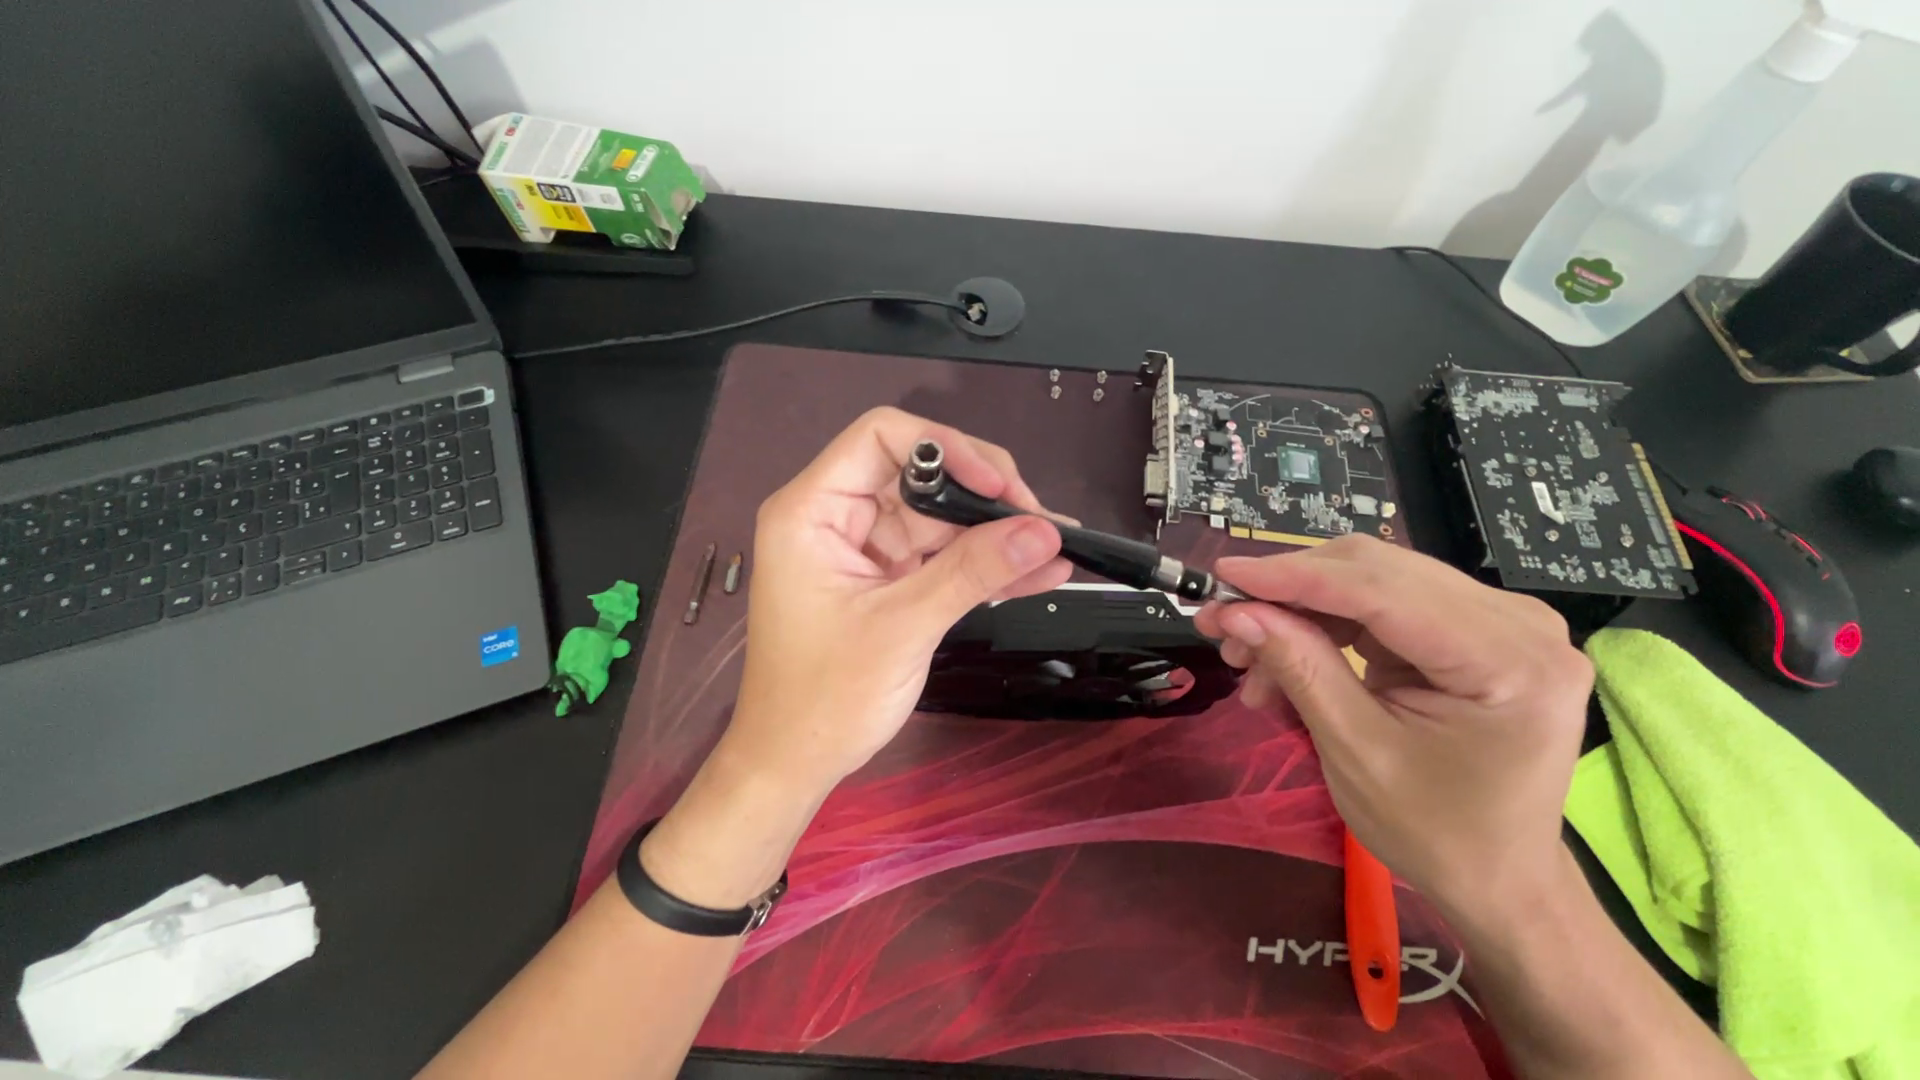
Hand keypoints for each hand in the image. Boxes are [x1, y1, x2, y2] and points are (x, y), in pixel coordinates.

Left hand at [723, 407, 1071, 794]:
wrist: (795, 763)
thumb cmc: (824, 698)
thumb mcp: (902, 627)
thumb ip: (972, 572)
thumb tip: (1044, 531)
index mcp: (814, 510)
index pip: (882, 437)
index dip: (945, 448)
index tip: (997, 486)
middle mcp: (839, 518)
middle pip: (921, 475)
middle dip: (983, 495)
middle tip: (1038, 523)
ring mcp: (867, 550)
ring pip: (941, 518)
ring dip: (995, 533)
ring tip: (1056, 547)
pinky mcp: (890, 581)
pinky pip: (944, 557)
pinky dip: (985, 565)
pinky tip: (1037, 572)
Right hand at [1194, 536, 1592, 916]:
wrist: (1495, 874)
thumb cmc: (1434, 830)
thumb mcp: (1356, 752)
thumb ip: (1302, 669)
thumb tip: (1236, 612)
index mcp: (1511, 661)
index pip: (1385, 593)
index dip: (1296, 576)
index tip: (1224, 573)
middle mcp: (1518, 622)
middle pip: (1380, 572)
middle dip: (1290, 591)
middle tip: (1221, 619)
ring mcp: (1499, 620)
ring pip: (1374, 580)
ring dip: (1301, 608)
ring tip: (1246, 654)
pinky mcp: (1473, 627)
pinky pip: (1382, 603)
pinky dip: (1325, 623)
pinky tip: (1284, 654)